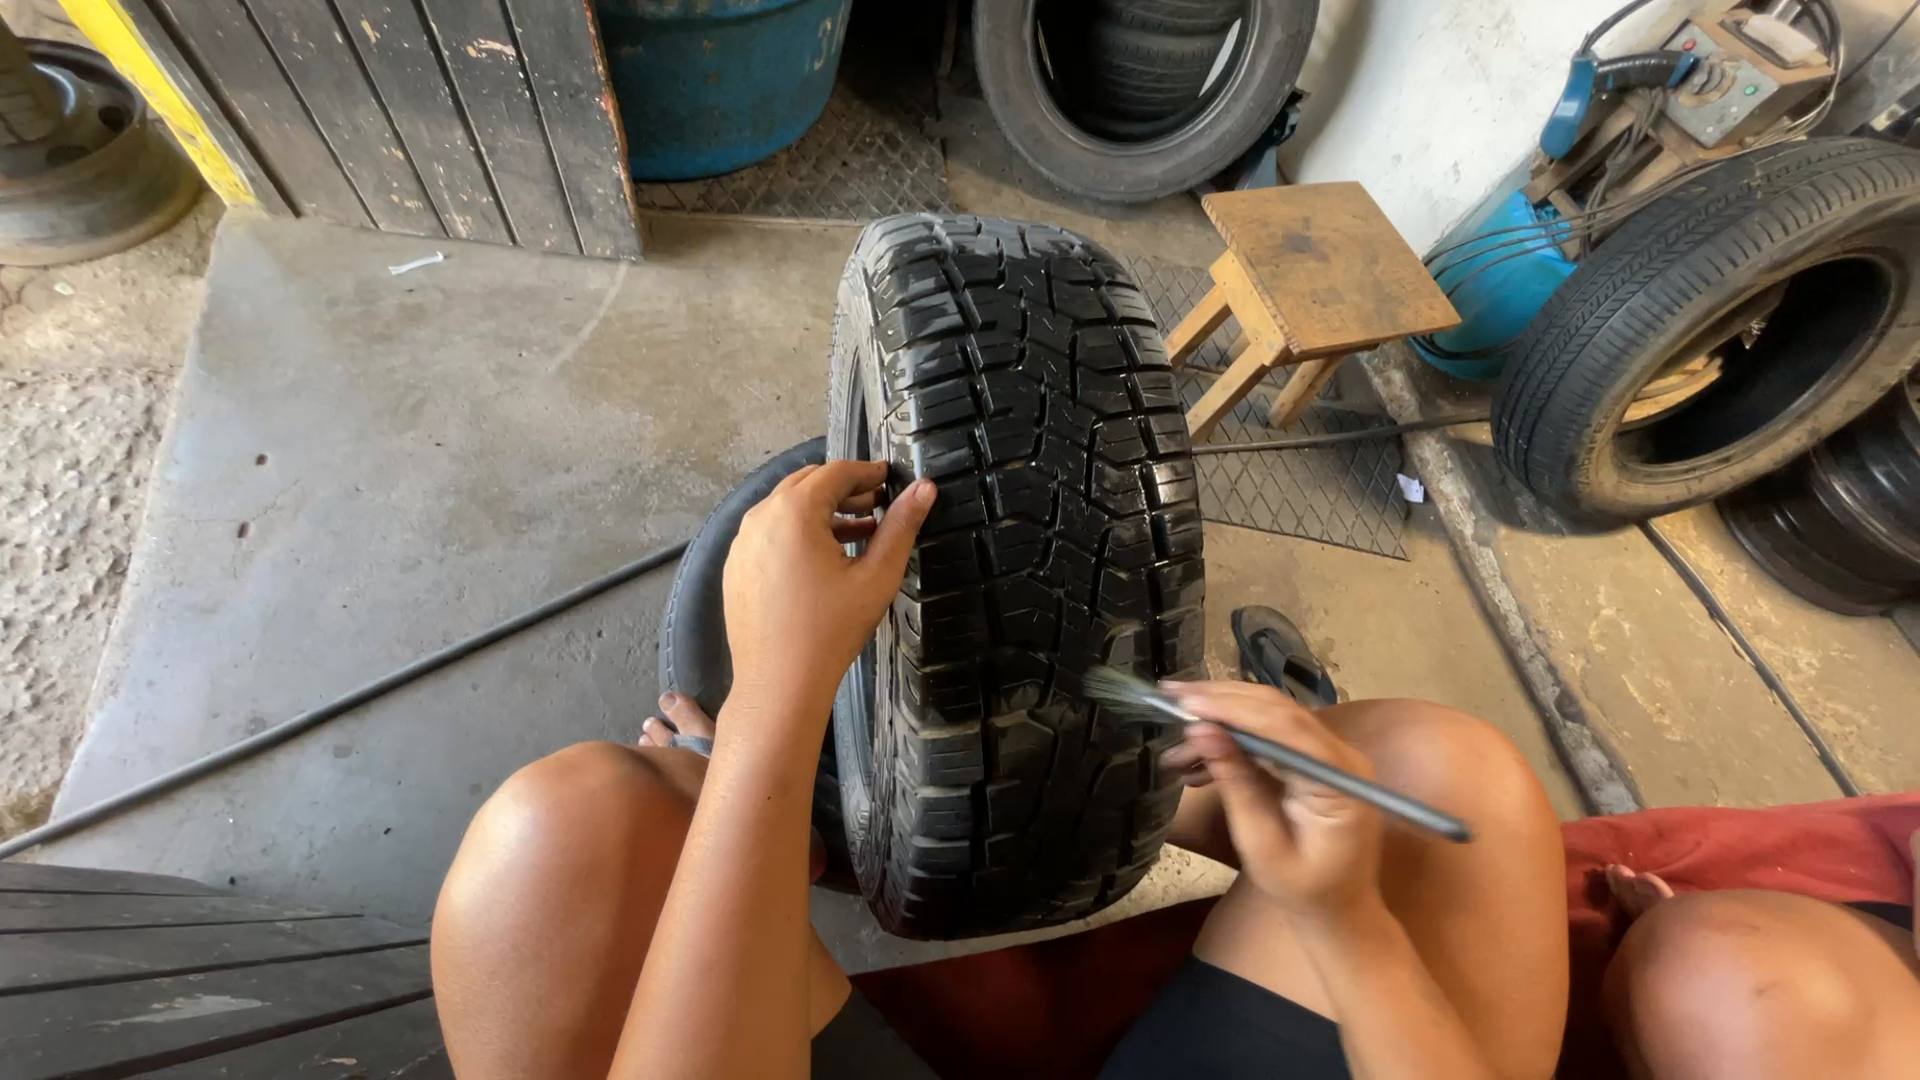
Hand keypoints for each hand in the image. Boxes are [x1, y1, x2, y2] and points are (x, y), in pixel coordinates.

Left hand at [722, 460, 934, 723]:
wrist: (779, 684)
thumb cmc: (831, 629)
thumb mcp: (876, 576)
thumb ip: (901, 526)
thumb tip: (925, 488)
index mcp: (795, 512)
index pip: (836, 473)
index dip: (867, 472)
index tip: (889, 477)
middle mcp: (761, 517)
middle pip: (807, 483)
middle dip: (844, 488)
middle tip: (877, 502)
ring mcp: (742, 542)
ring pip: (786, 507)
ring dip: (822, 510)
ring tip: (859, 529)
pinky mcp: (735, 566)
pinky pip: (769, 532)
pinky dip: (797, 531)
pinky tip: (823, 557)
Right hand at [1161, 681, 1383, 926]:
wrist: (1336, 910)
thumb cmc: (1303, 890)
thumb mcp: (1261, 845)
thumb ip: (1235, 784)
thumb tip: (1200, 731)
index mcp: (1338, 780)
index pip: (1284, 725)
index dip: (1233, 708)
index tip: (1186, 703)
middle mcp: (1338, 755)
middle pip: (1274, 709)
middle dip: (1218, 700)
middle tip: (1169, 696)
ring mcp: (1324, 753)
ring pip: (1264, 714)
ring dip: (1216, 721)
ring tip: (1174, 747)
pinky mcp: (1307, 758)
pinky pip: (1263, 734)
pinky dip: (1226, 740)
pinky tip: (1193, 761)